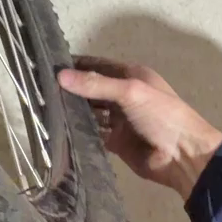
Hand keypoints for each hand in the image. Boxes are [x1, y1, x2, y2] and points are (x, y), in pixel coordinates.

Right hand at [58, 57, 221, 198]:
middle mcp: (124, 95)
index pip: (98, 66)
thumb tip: (60, 75)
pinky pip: (93, 133)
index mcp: (132, 76)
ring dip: (73, 110)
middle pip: (92, 89)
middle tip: (38, 90)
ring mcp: (119, 119)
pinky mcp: (116, 142)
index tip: (47, 65)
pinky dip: (79, 132)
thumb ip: (96, 85)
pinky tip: (58, 130)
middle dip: (71, 89)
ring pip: (91, 112)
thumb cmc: (162, 116)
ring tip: (42, 108)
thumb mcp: (130, 92)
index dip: (77, 65)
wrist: (183, 156)